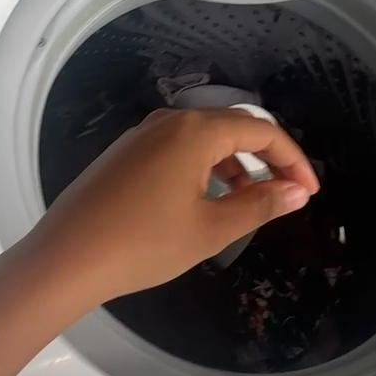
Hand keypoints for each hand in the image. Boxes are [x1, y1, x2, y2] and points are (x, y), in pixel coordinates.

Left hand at [18, 108, 320, 309]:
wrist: (67, 256)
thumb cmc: (145, 243)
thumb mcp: (210, 229)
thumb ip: (259, 204)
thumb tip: (296, 191)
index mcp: (195, 130)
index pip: (260, 130)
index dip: (291, 158)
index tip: (309, 191)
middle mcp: (170, 119)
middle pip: (233, 126)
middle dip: (266, 156)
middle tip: (288, 192)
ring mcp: (143, 133)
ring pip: (204, 136)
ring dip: (234, 162)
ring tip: (249, 200)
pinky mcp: (125, 151)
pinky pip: (178, 145)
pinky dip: (204, 165)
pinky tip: (204, 198)